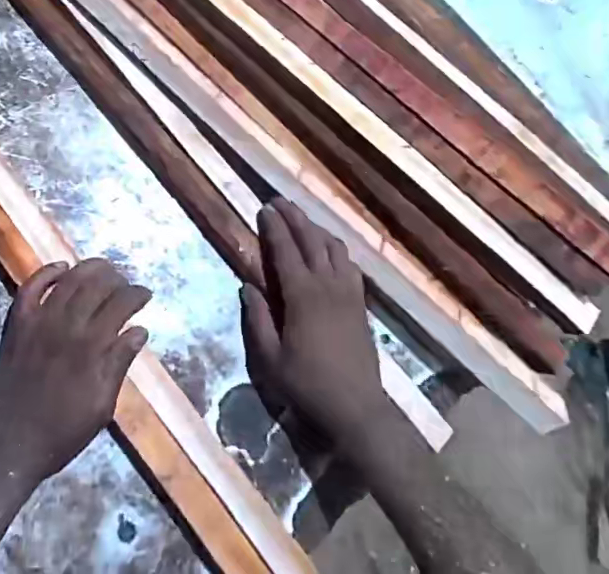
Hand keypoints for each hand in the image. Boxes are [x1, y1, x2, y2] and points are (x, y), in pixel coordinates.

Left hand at [0, 258, 150, 483]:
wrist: (8, 451)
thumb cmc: (62, 434)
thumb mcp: (102, 406)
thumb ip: (119, 364)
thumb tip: (140, 330)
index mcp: (90, 347)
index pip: (121, 304)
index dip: (137, 294)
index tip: (145, 294)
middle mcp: (65, 326)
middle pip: (96, 285)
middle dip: (117, 278)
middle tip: (125, 283)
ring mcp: (37, 323)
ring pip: (68, 280)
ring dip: (88, 269)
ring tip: (103, 270)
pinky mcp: (16, 326)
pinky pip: (30, 288)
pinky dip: (46, 272)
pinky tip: (62, 268)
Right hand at [240, 199, 389, 451]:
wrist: (357, 407)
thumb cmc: (308, 385)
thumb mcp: (270, 359)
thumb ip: (257, 320)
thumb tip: (248, 286)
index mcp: (302, 295)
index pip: (286, 250)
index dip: (274, 227)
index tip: (264, 208)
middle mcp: (327, 284)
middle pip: (311, 239)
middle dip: (294, 216)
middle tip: (280, 201)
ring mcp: (348, 290)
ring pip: (333, 246)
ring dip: (316, 228)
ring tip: (301, 220)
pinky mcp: (360, 301)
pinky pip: (348, 262)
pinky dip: (335, 247)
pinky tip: (329, 249)